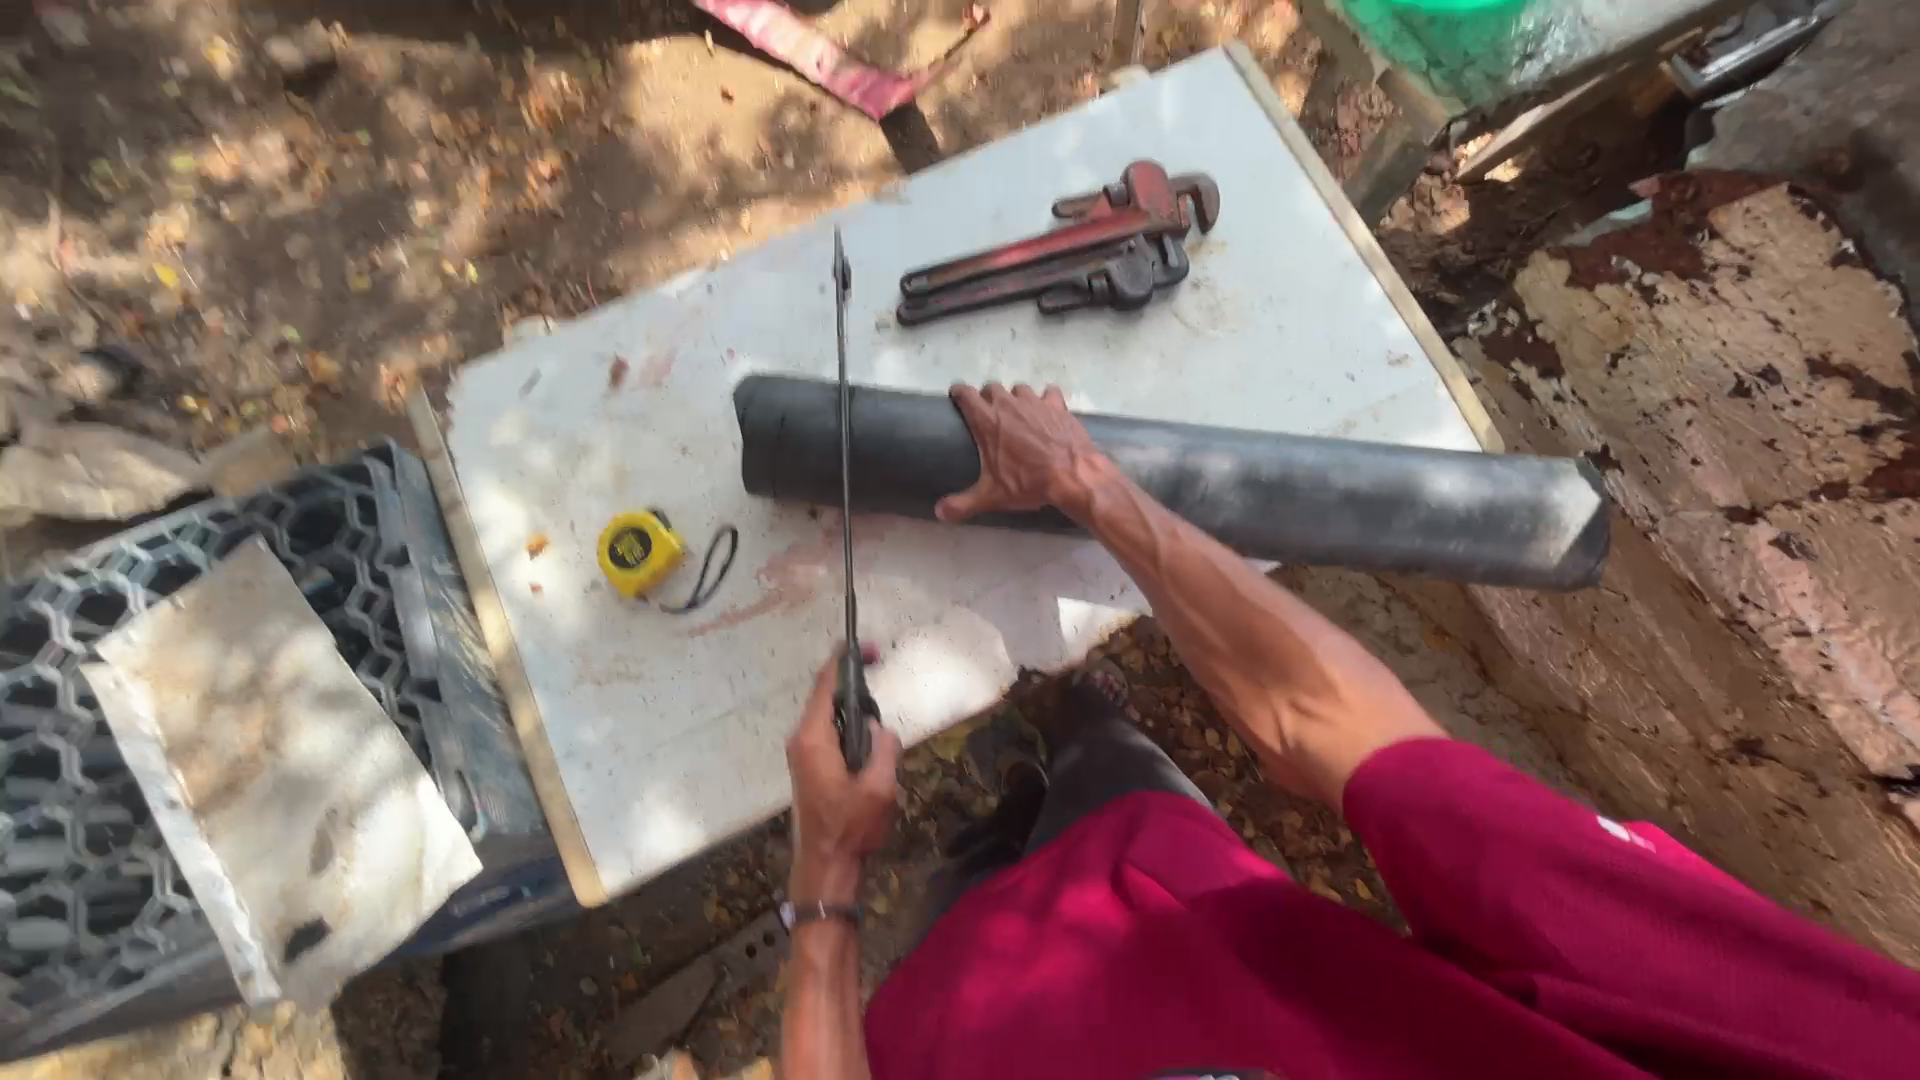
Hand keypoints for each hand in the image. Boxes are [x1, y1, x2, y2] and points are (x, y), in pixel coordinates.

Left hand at [785, 645, 901, 903]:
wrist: (826, 869)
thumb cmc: (851, 827)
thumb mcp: (880, 786)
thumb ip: (884, 747)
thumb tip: (880, 728)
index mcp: (813, 738)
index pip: (825, 685)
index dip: (845, 660)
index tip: (866, 646)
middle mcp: (801, 740)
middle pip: (826, 697)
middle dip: (854, 685)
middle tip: (881, 677)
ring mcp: (802, 755)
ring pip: (828, 717)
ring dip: (854, 711)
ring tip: (880, 722)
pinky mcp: (808, 768)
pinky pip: (828, 734)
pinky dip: (848, 728)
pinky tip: (869, 742)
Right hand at [935, 382, 1109, 522]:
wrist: (1072, 475)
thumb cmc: (1028, 483)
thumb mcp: (991, 496)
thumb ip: (962, 504)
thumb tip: (939, 512)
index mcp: (987, 420)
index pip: (965, 393)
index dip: (959, 393)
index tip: (956, 398)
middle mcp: (1008, 404)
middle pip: (992, 388)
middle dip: (988, 397)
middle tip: (989, 415)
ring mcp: (1035, 401)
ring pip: (1019, 389)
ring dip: (1015, 398)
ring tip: (1018, 415)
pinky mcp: (1057, 405)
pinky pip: (1048, 393)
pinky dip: (1046, 400)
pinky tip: (1047, 413)